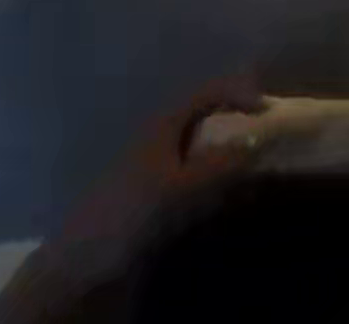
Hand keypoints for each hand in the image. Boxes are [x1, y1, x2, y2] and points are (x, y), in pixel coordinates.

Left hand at [55, 79, 265, 265]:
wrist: (81, 258)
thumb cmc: (130, 210)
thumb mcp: (179, 187)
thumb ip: (220, 164)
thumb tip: (261, 140)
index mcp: (166, 120)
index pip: (211, 90)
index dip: (241, 92)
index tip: (267, 109)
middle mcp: (162, 129)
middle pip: (207, 108)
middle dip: (237, 112)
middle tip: (266, 126)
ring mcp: (157, 154)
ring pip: (202, 134)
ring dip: (228, 138)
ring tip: (253, 152)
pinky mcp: (156, 181)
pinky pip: (195, 159)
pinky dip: (216, 162)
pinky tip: (226, 181)